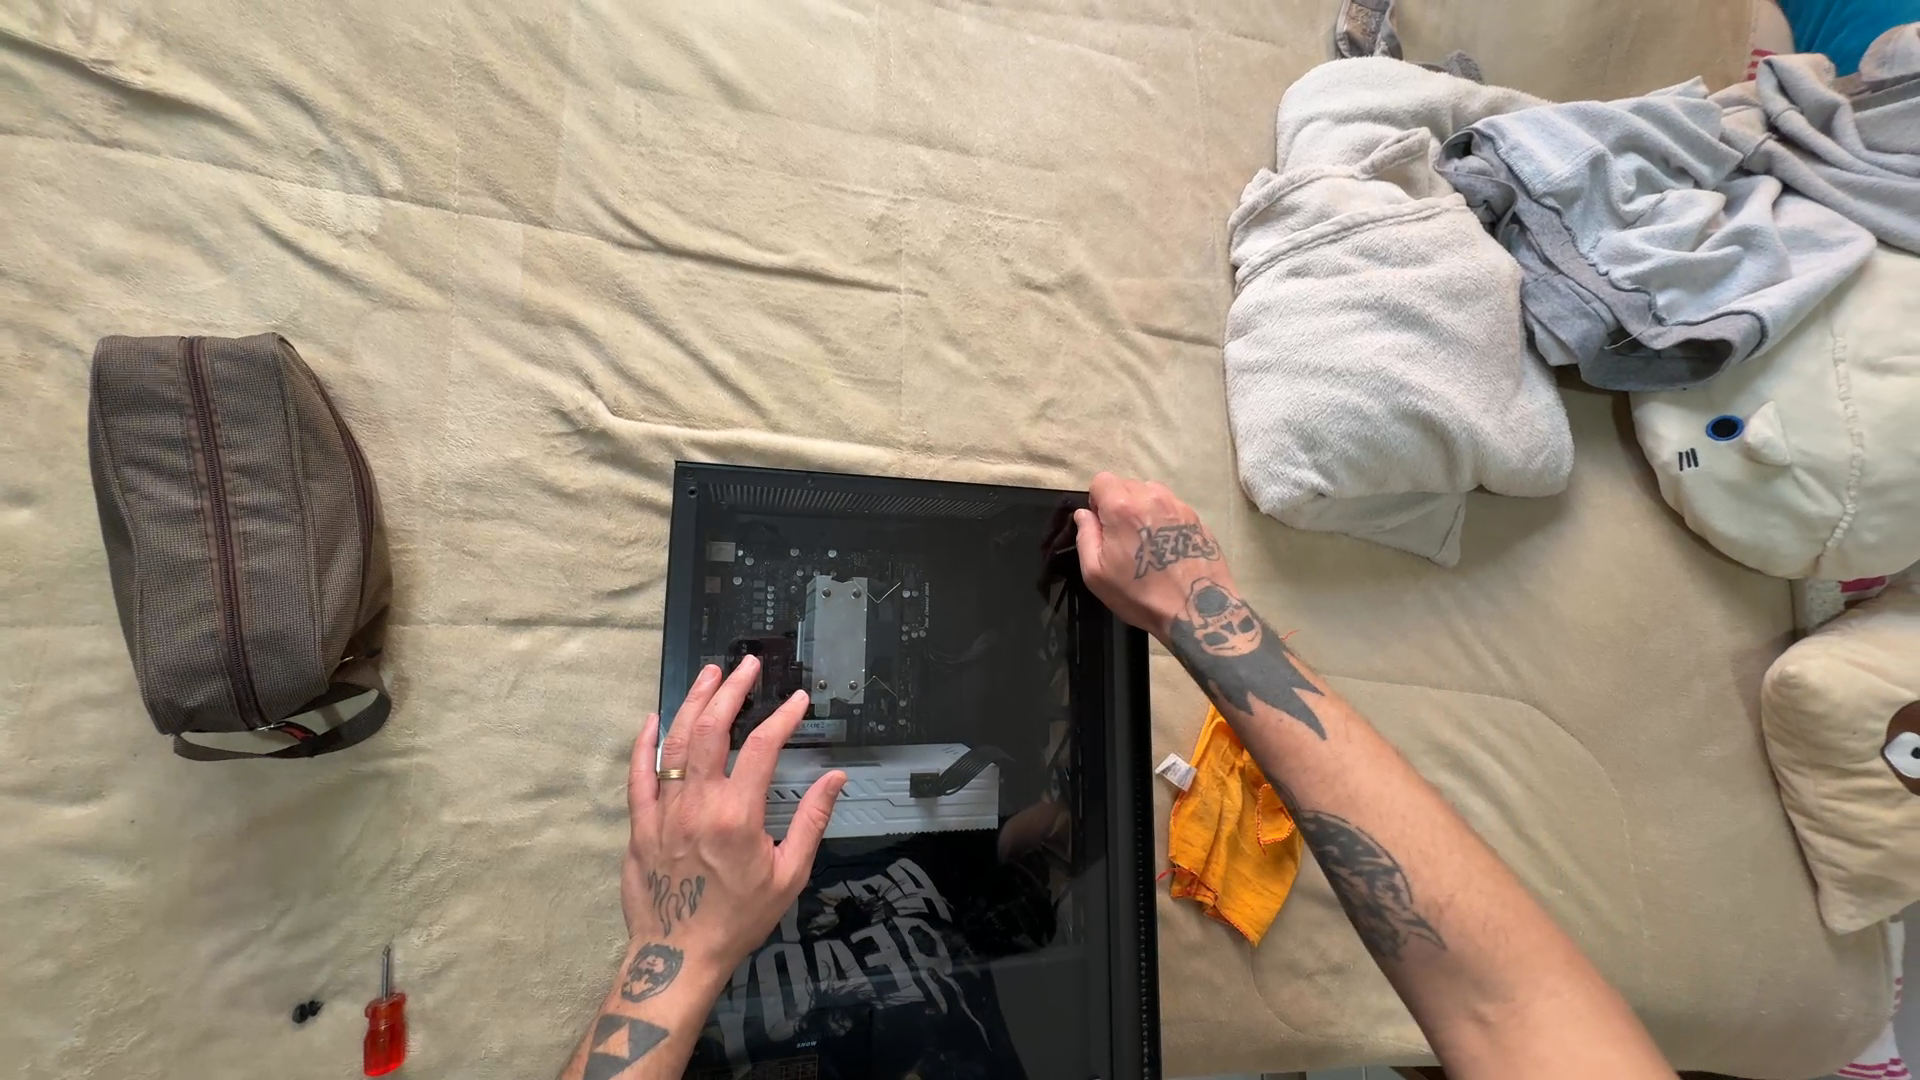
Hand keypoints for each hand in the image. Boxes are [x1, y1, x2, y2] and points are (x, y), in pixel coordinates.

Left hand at [620, 657, 846, 971]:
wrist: (678, 959)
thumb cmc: (739, 918)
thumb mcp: (790, 874)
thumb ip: (811, 820)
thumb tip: (835, 778)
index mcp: (737, 816)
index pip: (761, 747)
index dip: (782, 716)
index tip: (797, 699)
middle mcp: (697, 805)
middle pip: (711, 731)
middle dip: (731, 691)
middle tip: (746, 666)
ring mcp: (663, 813)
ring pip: (674, 744)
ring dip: (693, 703)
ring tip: (709, 675)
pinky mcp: (639, 826)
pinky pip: (637, 776)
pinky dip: (643, 744)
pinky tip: (652, 718)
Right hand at [1074, 472, 1231, 638]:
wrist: (1197, 609)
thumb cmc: (1139, 594)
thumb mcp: (1096, 574)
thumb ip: (1085, 536)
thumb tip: (1083, 514)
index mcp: (1123, 508)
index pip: (1102, 480)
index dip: (1097, 501)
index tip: (1102, 525)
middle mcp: (1152, 498)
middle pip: (1127, 484)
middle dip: (1119, 503)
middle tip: (1122, 536)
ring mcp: (1178, 506)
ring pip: (1151, 492)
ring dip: (1142, 507)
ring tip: (1146, 539)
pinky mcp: (1197, 518)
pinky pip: (1171, 507)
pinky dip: (1163, 518)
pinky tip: (1167, 546)